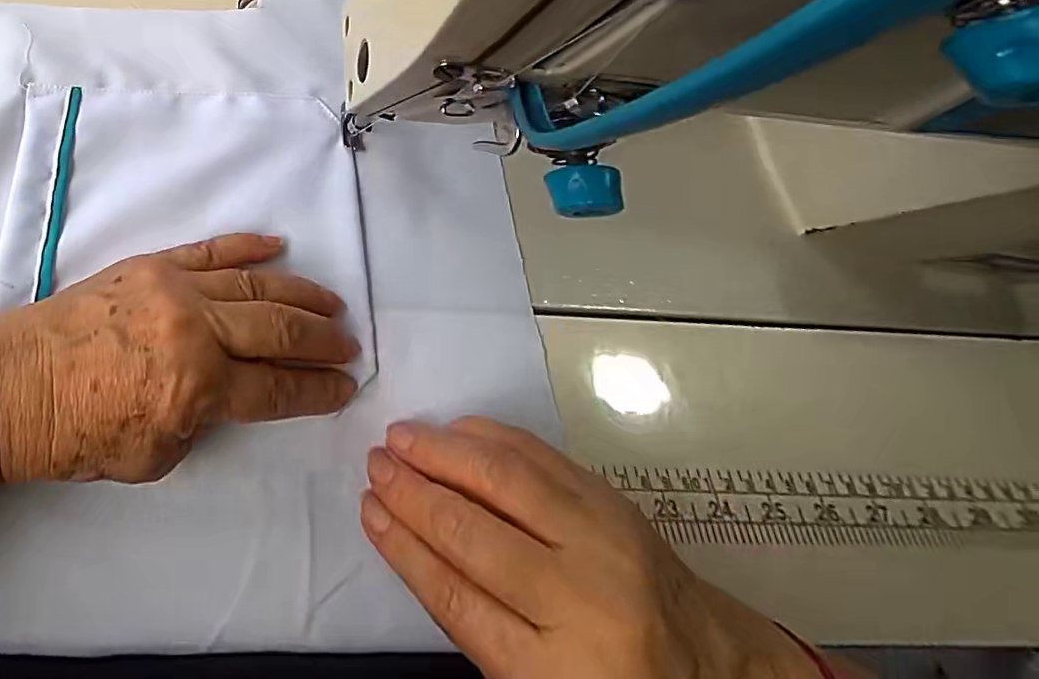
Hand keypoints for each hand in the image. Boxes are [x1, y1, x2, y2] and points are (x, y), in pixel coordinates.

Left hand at [0, 233, 359, 490]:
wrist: (12, 384)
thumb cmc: (76, 435)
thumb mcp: (154, 455)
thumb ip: (202, 417)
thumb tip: (225, 389)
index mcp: (196, 385)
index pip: (277, 388)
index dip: (317, 389)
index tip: (345, 386)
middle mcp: (193, 327)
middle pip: (276, 329)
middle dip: (320, 340)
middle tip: (348, 345)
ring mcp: (170, 286)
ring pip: (252, 285)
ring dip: (298, 293)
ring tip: (331, 303)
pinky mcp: (148, 264)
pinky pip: (208, 250)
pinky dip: (246, 248)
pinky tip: (277, 247)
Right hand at [361, 418, 819, 678]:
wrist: (716, 670)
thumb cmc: (604, 676)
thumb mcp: (533, 676)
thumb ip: (467, 609)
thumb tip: (400, 525)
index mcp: (560, 672)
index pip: (454, 595)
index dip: (402, 544)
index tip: (368, 508)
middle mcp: (588, 608)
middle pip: (473, 533)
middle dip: (411, 492)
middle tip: (374, 464)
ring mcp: (610, 548)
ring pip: (505, 481)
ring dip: (440, 451)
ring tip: (398, 437)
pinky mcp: (620, 506)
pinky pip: (541, 457)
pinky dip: (487, 435)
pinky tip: (452, 431)